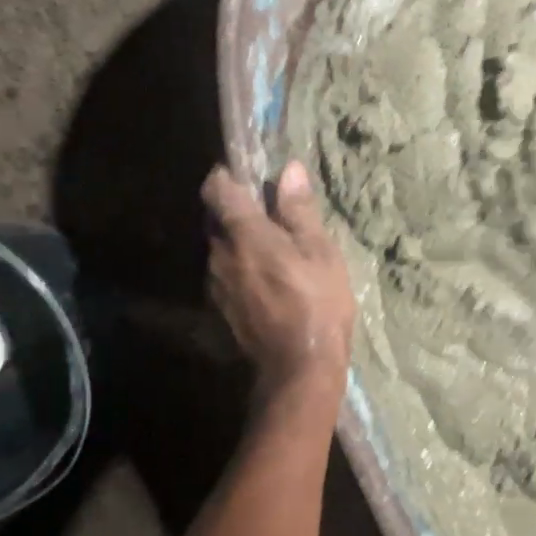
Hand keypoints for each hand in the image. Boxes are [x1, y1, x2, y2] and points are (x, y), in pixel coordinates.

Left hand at [202, 161, 354, 396]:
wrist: (298, 365)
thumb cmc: (317, 301)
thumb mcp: (320, 251)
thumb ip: (299, 210)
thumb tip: (289, 170)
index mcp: (245, 234)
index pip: (218, 189)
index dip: (227, 174)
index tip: (246, 170)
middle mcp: (219, 254)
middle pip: (215, 218)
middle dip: (234, 208)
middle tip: (268, 208)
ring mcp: (215, 283)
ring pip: (220, 247)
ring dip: (238, 239)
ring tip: (272, 245)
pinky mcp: (220, 307)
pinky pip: (225, 272)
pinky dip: (240, 265)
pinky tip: (267, 276)